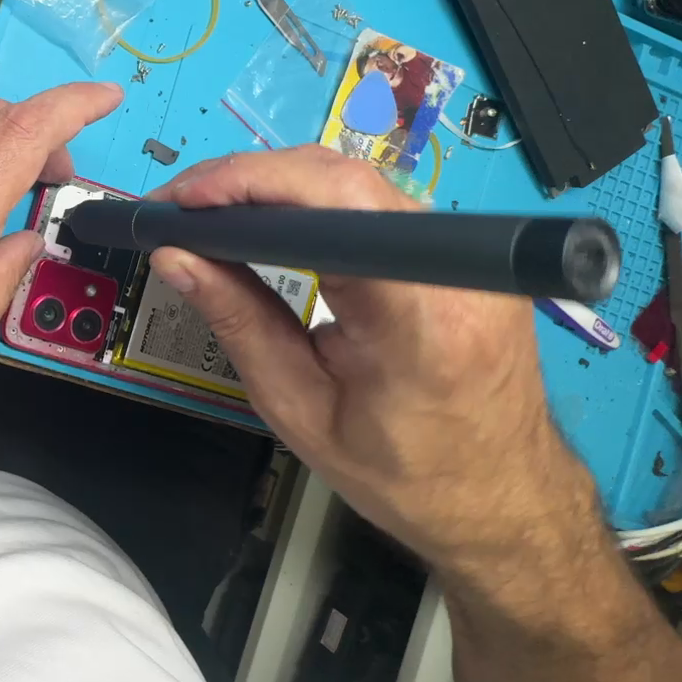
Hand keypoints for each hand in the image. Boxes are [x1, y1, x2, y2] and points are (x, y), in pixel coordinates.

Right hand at [144, 147, 595, 573]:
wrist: (506, 504)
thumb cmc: (399, 472)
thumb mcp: (296, 405)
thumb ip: (237, 321)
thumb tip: (174, 257)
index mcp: (416, 313)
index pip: (332, 202)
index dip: (250, 183)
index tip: (180, 204)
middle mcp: (453, 266)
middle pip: (338, 178)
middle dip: (244, 178)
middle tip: (175, 204)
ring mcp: (465, 256)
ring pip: (353, 181)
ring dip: (270, 185)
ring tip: (204, 210)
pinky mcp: (460, 256)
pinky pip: (370, 204)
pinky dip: (304, 202)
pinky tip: (261, 219)